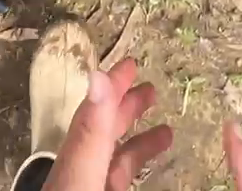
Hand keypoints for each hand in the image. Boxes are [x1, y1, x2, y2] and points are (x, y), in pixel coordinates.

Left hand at [42, 59, 174, 190]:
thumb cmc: (74, 188)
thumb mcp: (81, 167)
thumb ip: (92, 128)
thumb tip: (97, 76)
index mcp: (73, 156)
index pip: (94, 113)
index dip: (112, 87)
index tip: (131, 64)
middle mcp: (80, 168)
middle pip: (104, 131)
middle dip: (126, 106)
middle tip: (151, 88)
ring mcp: (89, 185)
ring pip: (115, 157)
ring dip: (140, 141)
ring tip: (168, 129)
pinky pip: (119, 178)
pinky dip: (136, 166)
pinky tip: (152, 164)